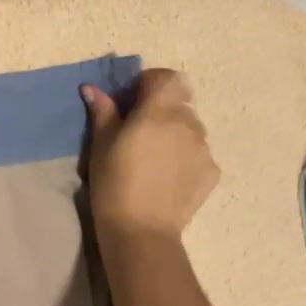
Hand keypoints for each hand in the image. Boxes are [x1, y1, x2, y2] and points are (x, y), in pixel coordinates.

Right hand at [82, 68, 219, 239]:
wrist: (141, 228)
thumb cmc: (112, 183)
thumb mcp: (100, 145)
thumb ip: (103, 112)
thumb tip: (93, 88)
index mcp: (159, 113)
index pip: (166, 77)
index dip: (148, 82)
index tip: (130, 99)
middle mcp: (188, 124)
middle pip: (179, 102)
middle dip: (159, 108)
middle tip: (136, 130)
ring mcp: (205, 148)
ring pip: (190, 127)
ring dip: (172, 132)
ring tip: (151, 157)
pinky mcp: (212, 170)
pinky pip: (197, 151)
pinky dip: (182, 155)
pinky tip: (165, 175)